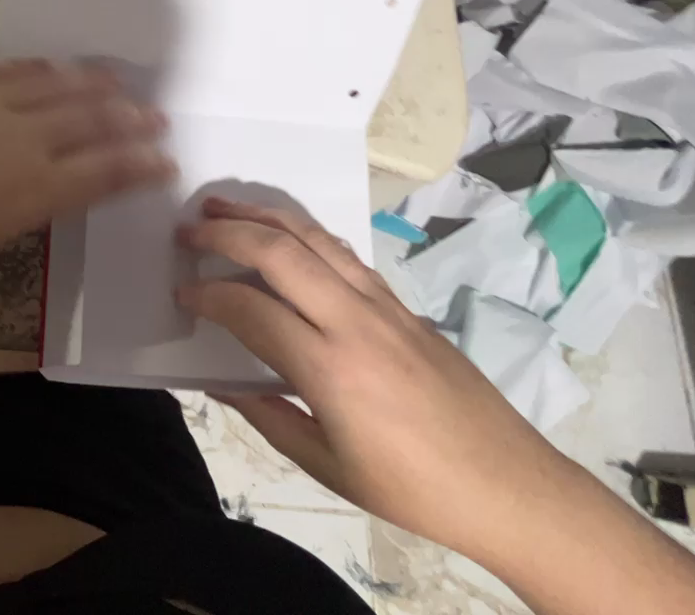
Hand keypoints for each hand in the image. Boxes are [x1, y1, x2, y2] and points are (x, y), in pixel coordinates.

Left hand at [0, 60, 174, 307]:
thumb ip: (16, 211)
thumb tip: (39, 188)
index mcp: (27, 193)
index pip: (102, 172)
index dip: (139, 165)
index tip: (165, 160)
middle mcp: (15, 142)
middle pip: (87, 121)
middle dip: (127, 118)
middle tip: (155, 115)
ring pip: (51, 88)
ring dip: (91, 84)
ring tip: (118, 80)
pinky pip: (5, 73)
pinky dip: (36, 70)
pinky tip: (52, 67)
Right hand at [178, 199, 595, 565]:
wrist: (513, 489)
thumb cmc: (412, 488)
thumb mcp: (325, 464)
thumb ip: (264, 414)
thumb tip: (216, 383)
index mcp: (330, 369)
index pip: (249, 308)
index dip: (206, 295)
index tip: (181, 295)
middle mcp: (355, 322)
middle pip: (278, 252)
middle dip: (224, 232)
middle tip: (186, 231)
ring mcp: (384, 306)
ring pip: (314, 238)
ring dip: (262, 215)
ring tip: (221, 205)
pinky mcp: (403, 305)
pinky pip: (343, 253)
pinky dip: (302, 232)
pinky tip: (282, 234)